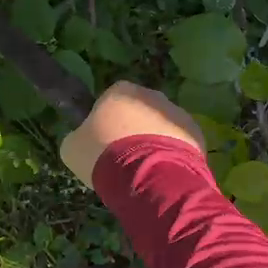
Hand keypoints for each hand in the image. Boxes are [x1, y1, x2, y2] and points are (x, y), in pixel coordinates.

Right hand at [59, 81, 205, 187]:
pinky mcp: (195, 134)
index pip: (109, 100)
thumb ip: (79, 137)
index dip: (105, 121)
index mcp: (120, 90)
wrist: (146, 176)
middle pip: (138, 111)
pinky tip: (161, 173)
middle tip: (123, 157)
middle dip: (132, 129)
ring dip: (153, 141)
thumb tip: (84, 140)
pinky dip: (171, 154)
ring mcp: (177, 112)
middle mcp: (151, 94)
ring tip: (143, 170)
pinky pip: (179, 143)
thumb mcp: (72, 147)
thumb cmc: (103, 155)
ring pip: (160, 126)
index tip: (101, 142)